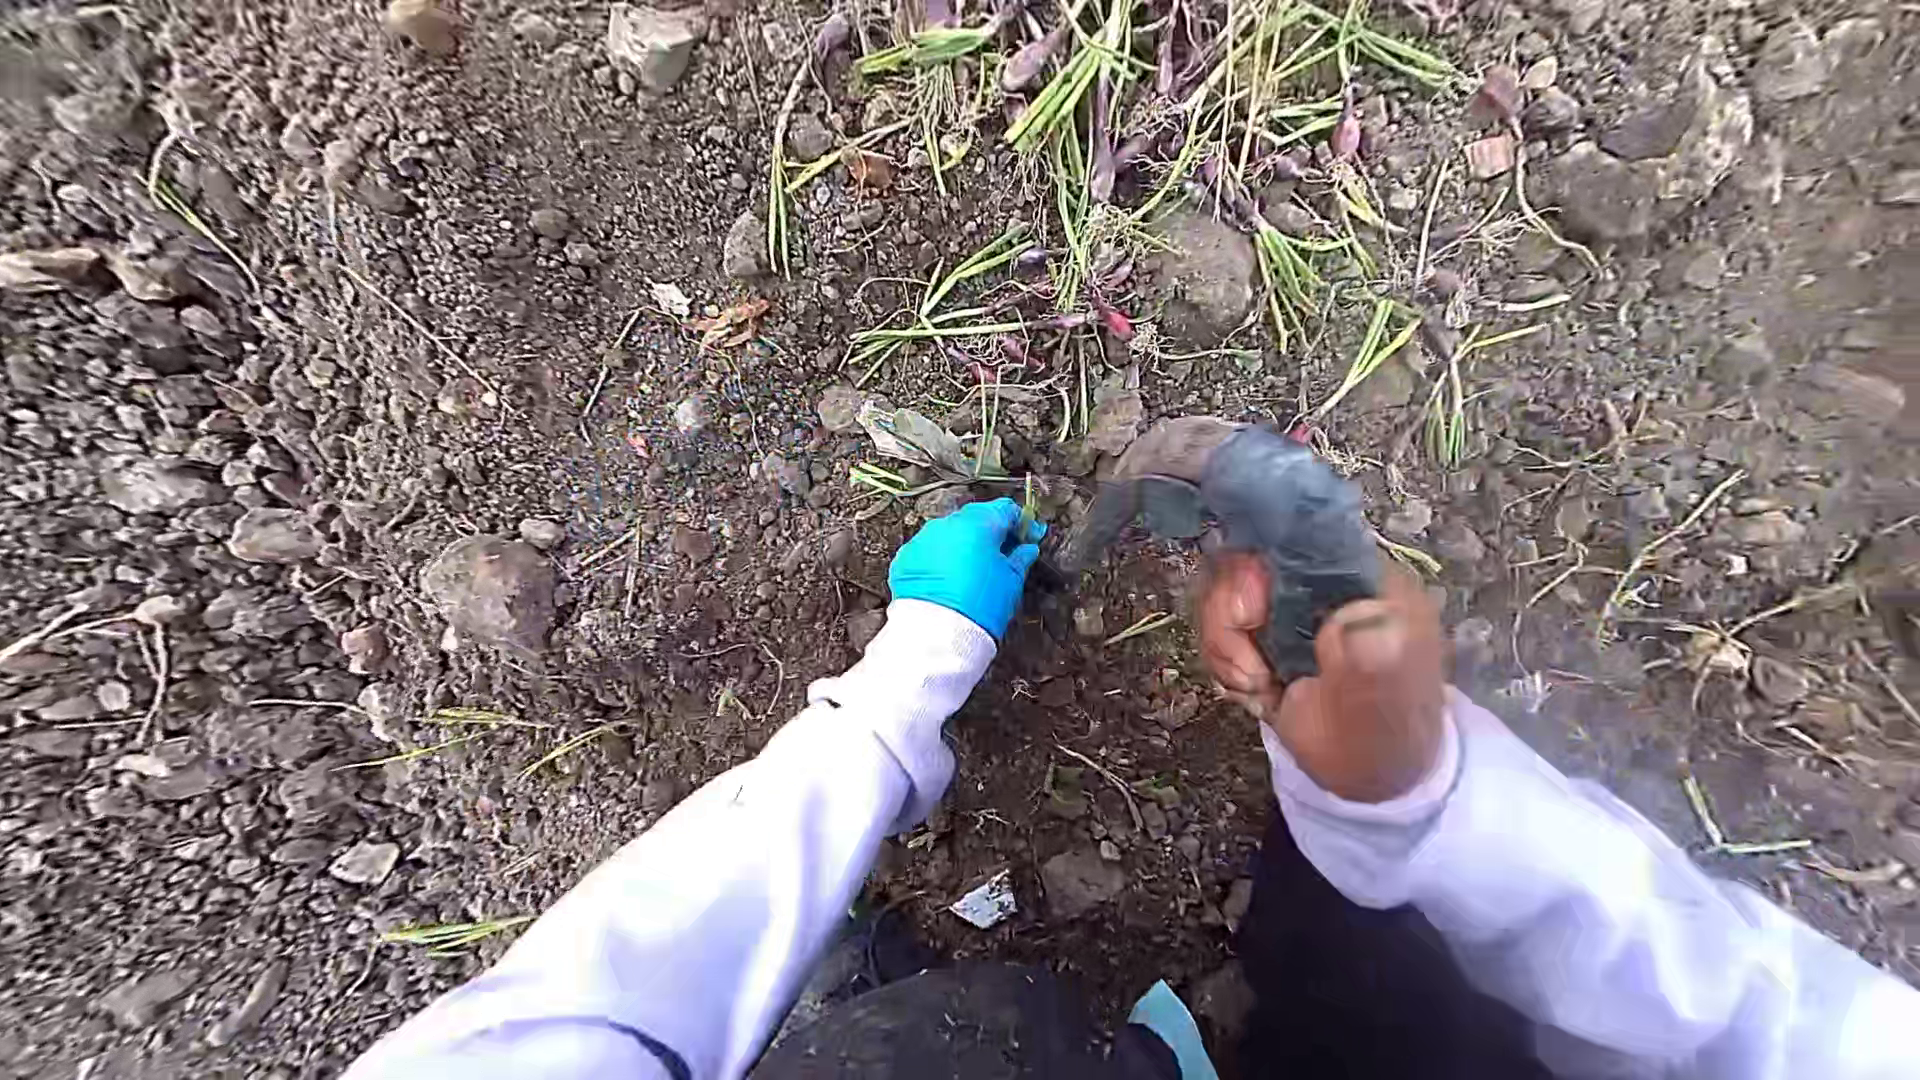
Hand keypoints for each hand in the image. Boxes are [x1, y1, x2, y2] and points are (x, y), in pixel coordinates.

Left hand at [889, 498, 1045, 640]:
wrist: (939, 636)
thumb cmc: (980, 608)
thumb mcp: (1010, 581)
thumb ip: (1020, 558)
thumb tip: (1026, 548)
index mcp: (977, 524)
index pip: (1004, 510)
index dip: (1020, 523)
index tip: (1027, 536)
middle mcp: (946, 525)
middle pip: (975, 520)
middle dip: (990, 535)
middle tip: (1003, 555)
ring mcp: (922, 540)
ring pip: (949, 535)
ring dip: (963, 547)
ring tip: (974, 572)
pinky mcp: (905, 558)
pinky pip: (928, 552)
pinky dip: (940, 561)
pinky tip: (950, 581)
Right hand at [1197, 553, 1445, 801]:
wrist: (1363, 772)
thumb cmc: (1382, 738)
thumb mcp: (1385, 709)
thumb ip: (1374, 667)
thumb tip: (1354, 623)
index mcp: (1361, 579)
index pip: (1293, 536)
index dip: (1255, 569)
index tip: (1249, 619)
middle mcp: (1317, 579)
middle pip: (1240, 561)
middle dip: (1228, 619)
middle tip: (1251, 672)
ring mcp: (1283, 600)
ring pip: (1218, 591)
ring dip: (1222, 646)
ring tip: (1255, 687)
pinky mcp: (1256, 623)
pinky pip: (1212, 620)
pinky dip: (1218, 658)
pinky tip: (1248, 688)